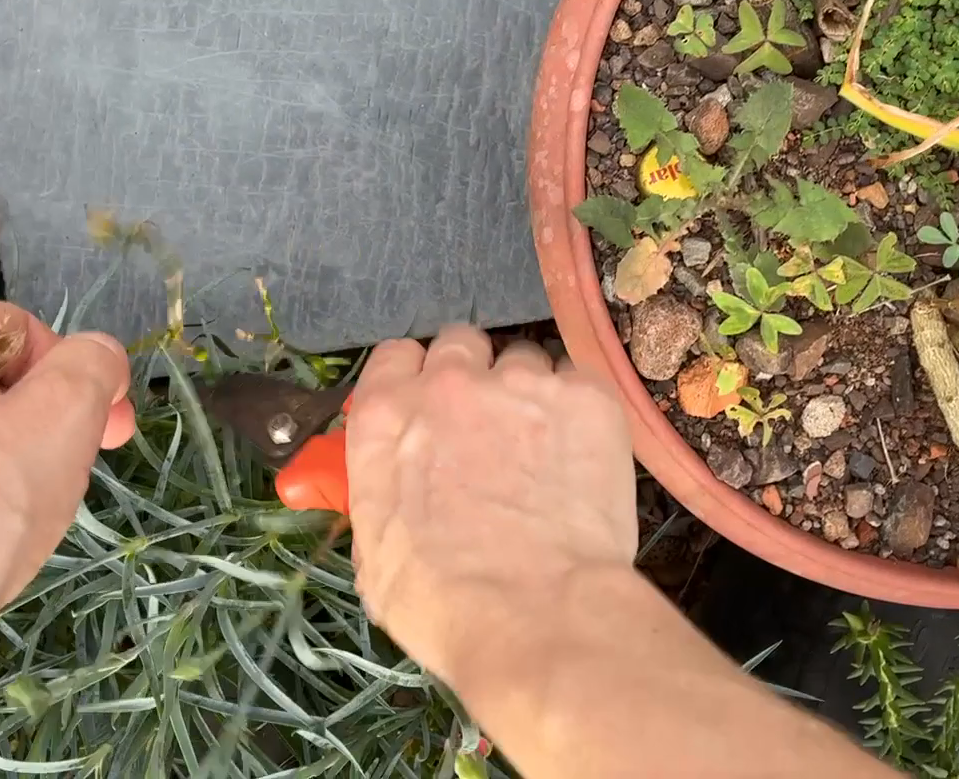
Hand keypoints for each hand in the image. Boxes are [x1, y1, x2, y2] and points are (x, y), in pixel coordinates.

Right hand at [343, 325, 635, 685]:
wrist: (537, 617)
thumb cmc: (440, 602)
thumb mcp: (374, 551)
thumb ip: (382, 489)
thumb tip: (401, 481)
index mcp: (389, 413)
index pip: (396, 354)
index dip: (414, 376)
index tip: (429, 402)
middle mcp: (450, 381)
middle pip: (460, 342)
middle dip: (470, 371)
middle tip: (487, 419)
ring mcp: (521, 381)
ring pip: (523, 358)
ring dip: (525, 390)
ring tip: (543, 441)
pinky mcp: (584, 396)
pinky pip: (576, 380)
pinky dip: (576, 409)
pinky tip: (581, 452)